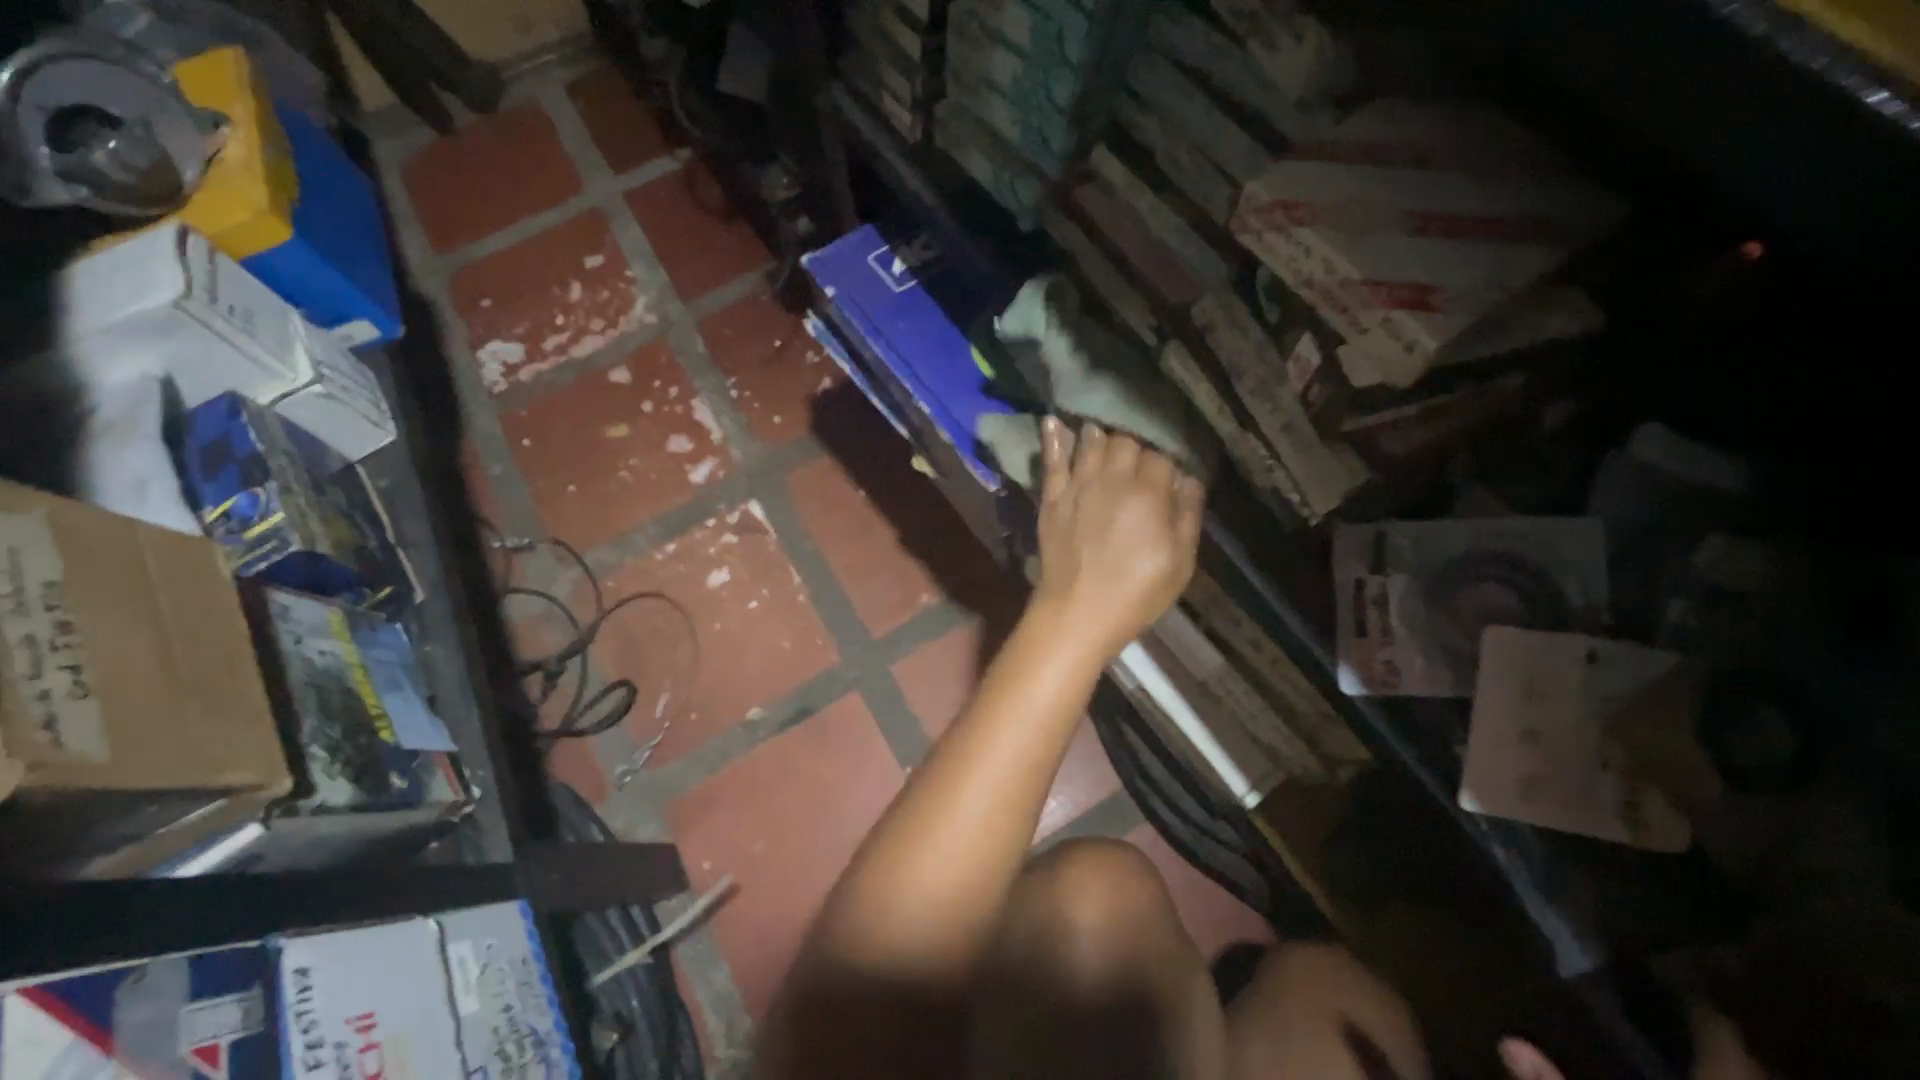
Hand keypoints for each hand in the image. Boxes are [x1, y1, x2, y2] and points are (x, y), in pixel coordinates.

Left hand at [1031, 417, 1202, 663]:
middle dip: (1136, 445)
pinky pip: (1053, 459)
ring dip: (1102, 434)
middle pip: (1127, 442)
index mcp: (1149, 493)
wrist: (1078, 613)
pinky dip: (1055, 438)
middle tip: (1138, 457)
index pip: (1161, 457)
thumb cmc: (1137, 593)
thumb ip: (1187, 516)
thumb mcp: (1180, 563)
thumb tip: (1189, 479)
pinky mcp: (1053, 498)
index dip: (1167, 461)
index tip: (1168, 470)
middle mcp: (1113, 479)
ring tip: (1105, 429)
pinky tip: (1054, 420)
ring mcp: (1079, 486)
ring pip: (1092, 442)